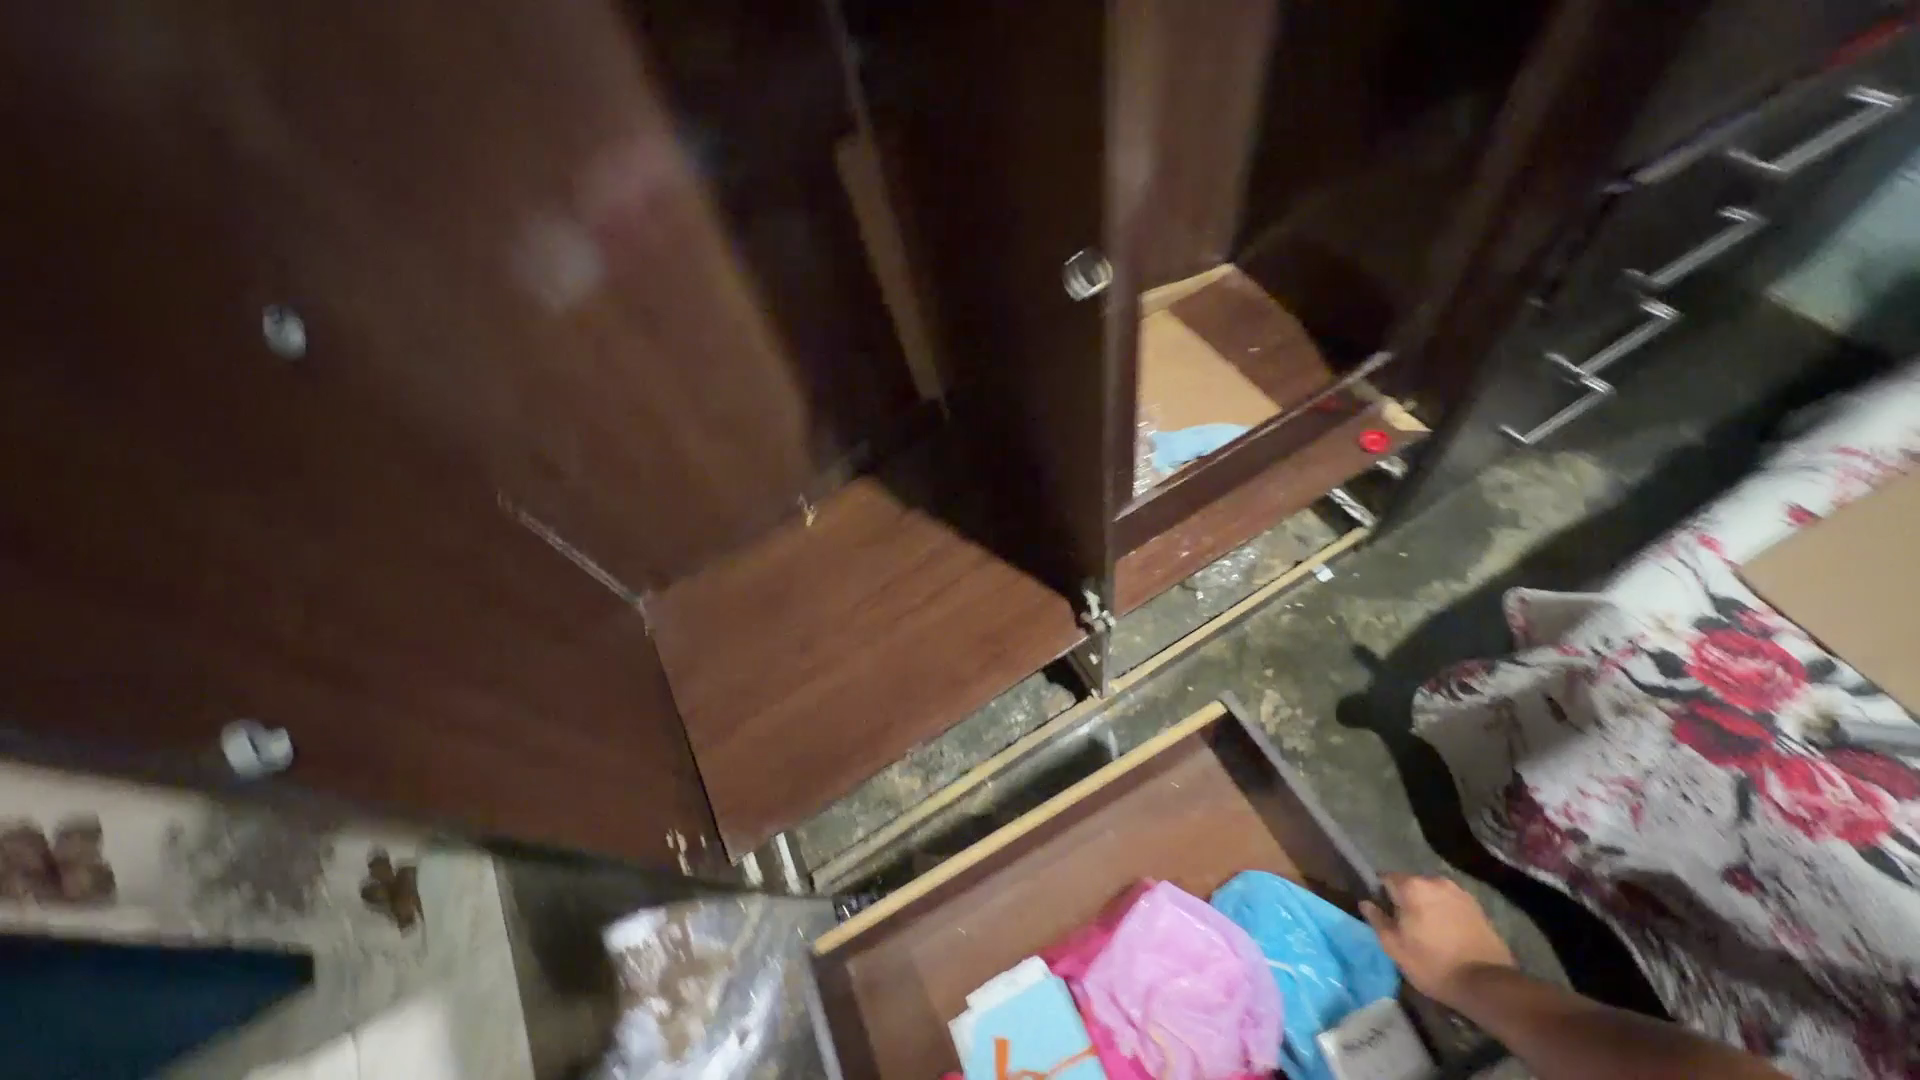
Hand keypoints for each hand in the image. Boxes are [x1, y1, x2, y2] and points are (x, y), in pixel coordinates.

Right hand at [1360, 873, 1516, 1008]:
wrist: (1487, 984)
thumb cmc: (1433, 964)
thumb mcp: (1395, 947)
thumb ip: (1377, 920)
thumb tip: (1366, 903)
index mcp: (1412, 886)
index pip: (1385, 879)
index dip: (1381, 896)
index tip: (1384, 915)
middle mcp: (1436, 881)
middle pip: (1411, 884)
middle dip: (1406, 900)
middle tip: (1406, 926)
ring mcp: (1460, 893)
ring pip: (1432, 893)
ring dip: (1427, 906)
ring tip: (1429, 931)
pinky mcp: (1478, 907)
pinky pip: (1451, 903)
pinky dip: (1446, 913)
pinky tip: (1448, 934)